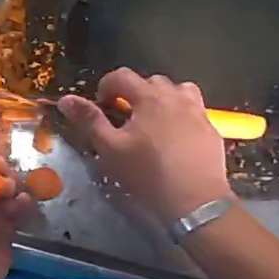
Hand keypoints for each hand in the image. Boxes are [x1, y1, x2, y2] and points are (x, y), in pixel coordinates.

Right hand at [58, 68, 233, 224]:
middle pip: (151, 81)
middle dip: (133, 92)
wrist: (195, 202)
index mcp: (149, 98)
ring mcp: (198, 113)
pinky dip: (180, 114)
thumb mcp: (109, 147)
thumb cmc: (146, 173)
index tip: (101, 106)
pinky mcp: (211, 130)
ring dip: (162, 97)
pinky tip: (172, 136)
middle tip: (123, 116)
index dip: (106, 87)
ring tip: (152, 119)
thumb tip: (66, 99)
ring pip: (179, 90)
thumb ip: (88, 120)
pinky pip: (194, 110)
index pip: (122, 76)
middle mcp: (176, 98)